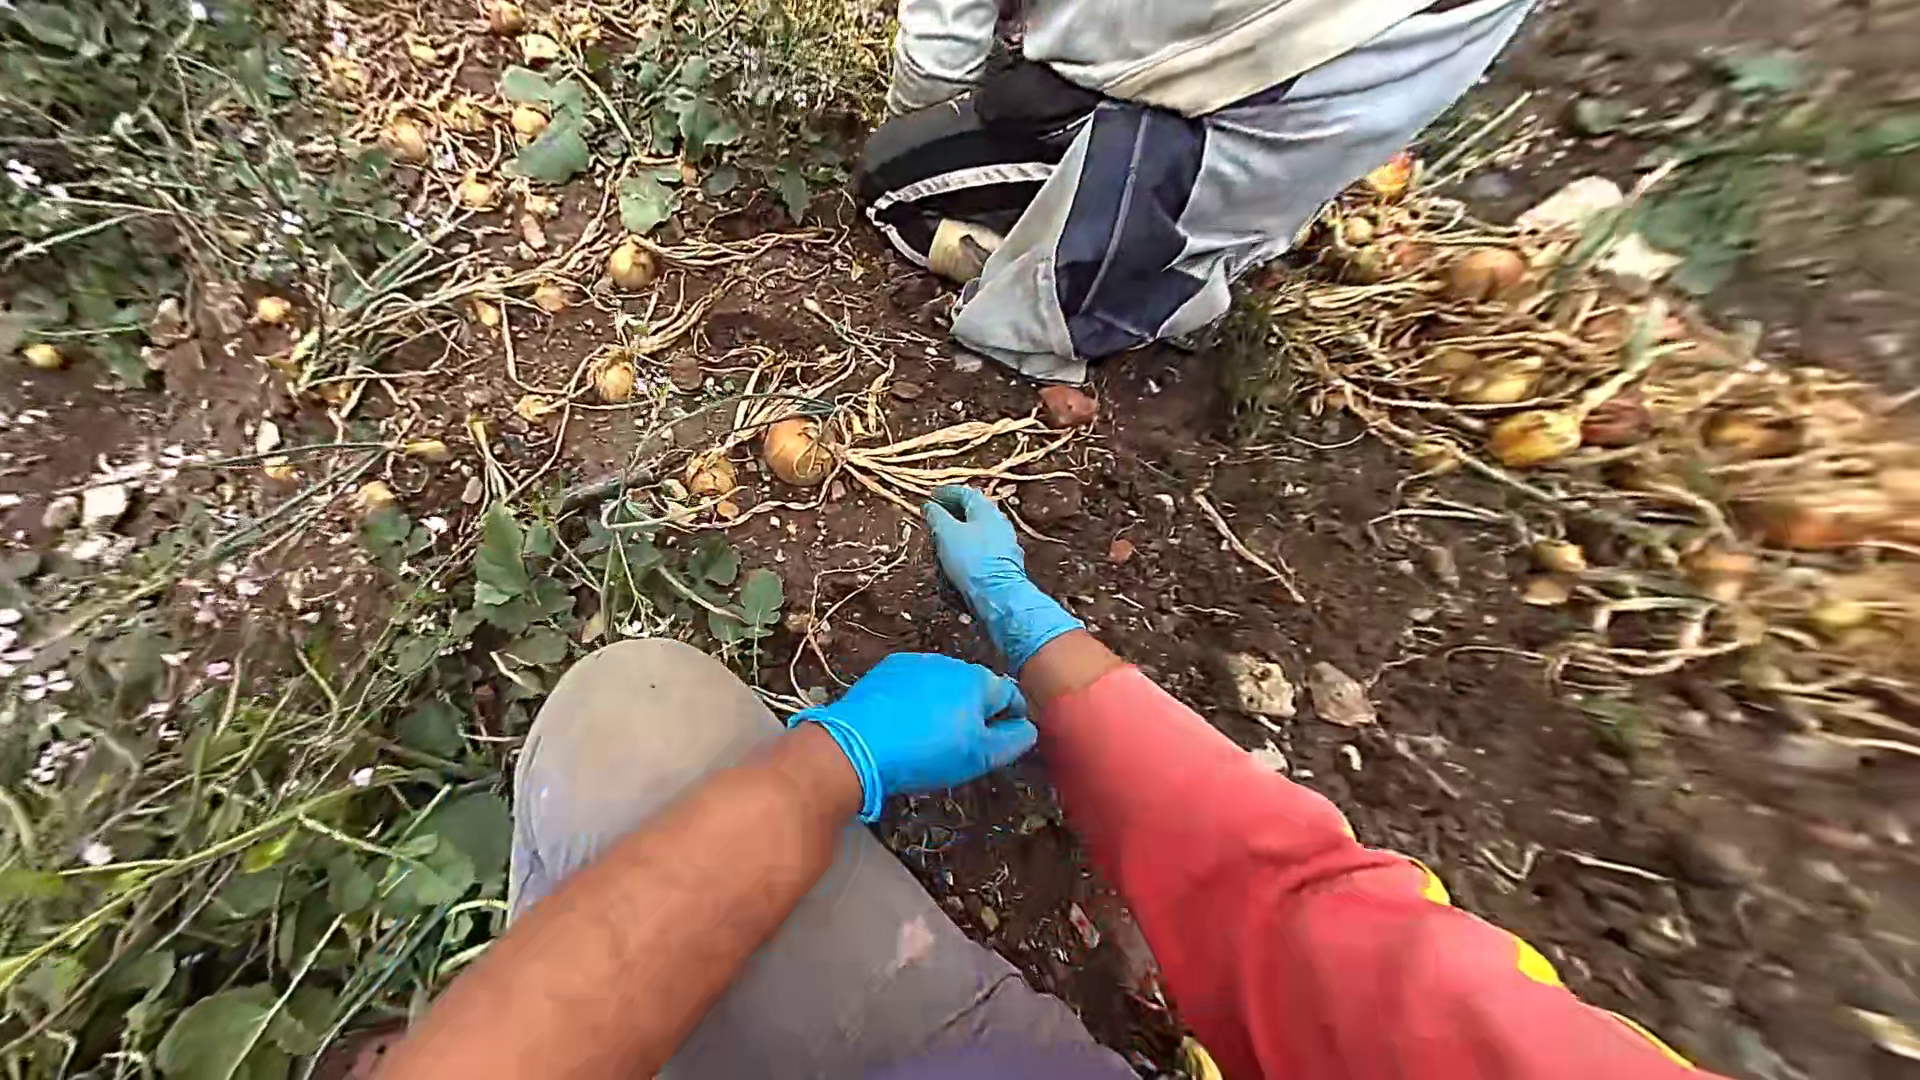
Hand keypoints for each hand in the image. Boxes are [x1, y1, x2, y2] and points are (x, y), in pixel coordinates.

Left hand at [790, 653, 1035, 821]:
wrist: (859, 744)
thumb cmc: (926, 751)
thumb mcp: (978, 756)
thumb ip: (1011, 741)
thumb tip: (1029, 729)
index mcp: (979, 681)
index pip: (1010, 696)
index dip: (1011, 720)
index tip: (1003, 740)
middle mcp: (952, 663)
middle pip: (977, 688)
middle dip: (976, 712)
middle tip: (963, 744)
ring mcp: (919, 662)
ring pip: (946, 684)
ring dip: (947, 704)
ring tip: (931, 735)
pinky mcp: (891, 668)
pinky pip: (916, 682)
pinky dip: (918, 698)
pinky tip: (907, 723)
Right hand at [923, 485, 1081, 670]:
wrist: (998, 594)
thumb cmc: (971, 559)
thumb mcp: (946, 533)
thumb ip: (936, 516)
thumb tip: (929, 506)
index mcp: (986, 510)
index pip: (965, 493)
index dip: (946, 493)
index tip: (931, 496)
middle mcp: (999, 522)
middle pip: (975, 510)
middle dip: (954, 510)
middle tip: (937, 514)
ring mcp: (1005, 541)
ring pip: (980, 528)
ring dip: (962, 528)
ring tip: (946, 534)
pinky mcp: (1005, 560)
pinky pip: (984, 545)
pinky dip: (970, 543)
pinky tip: (961, 553)